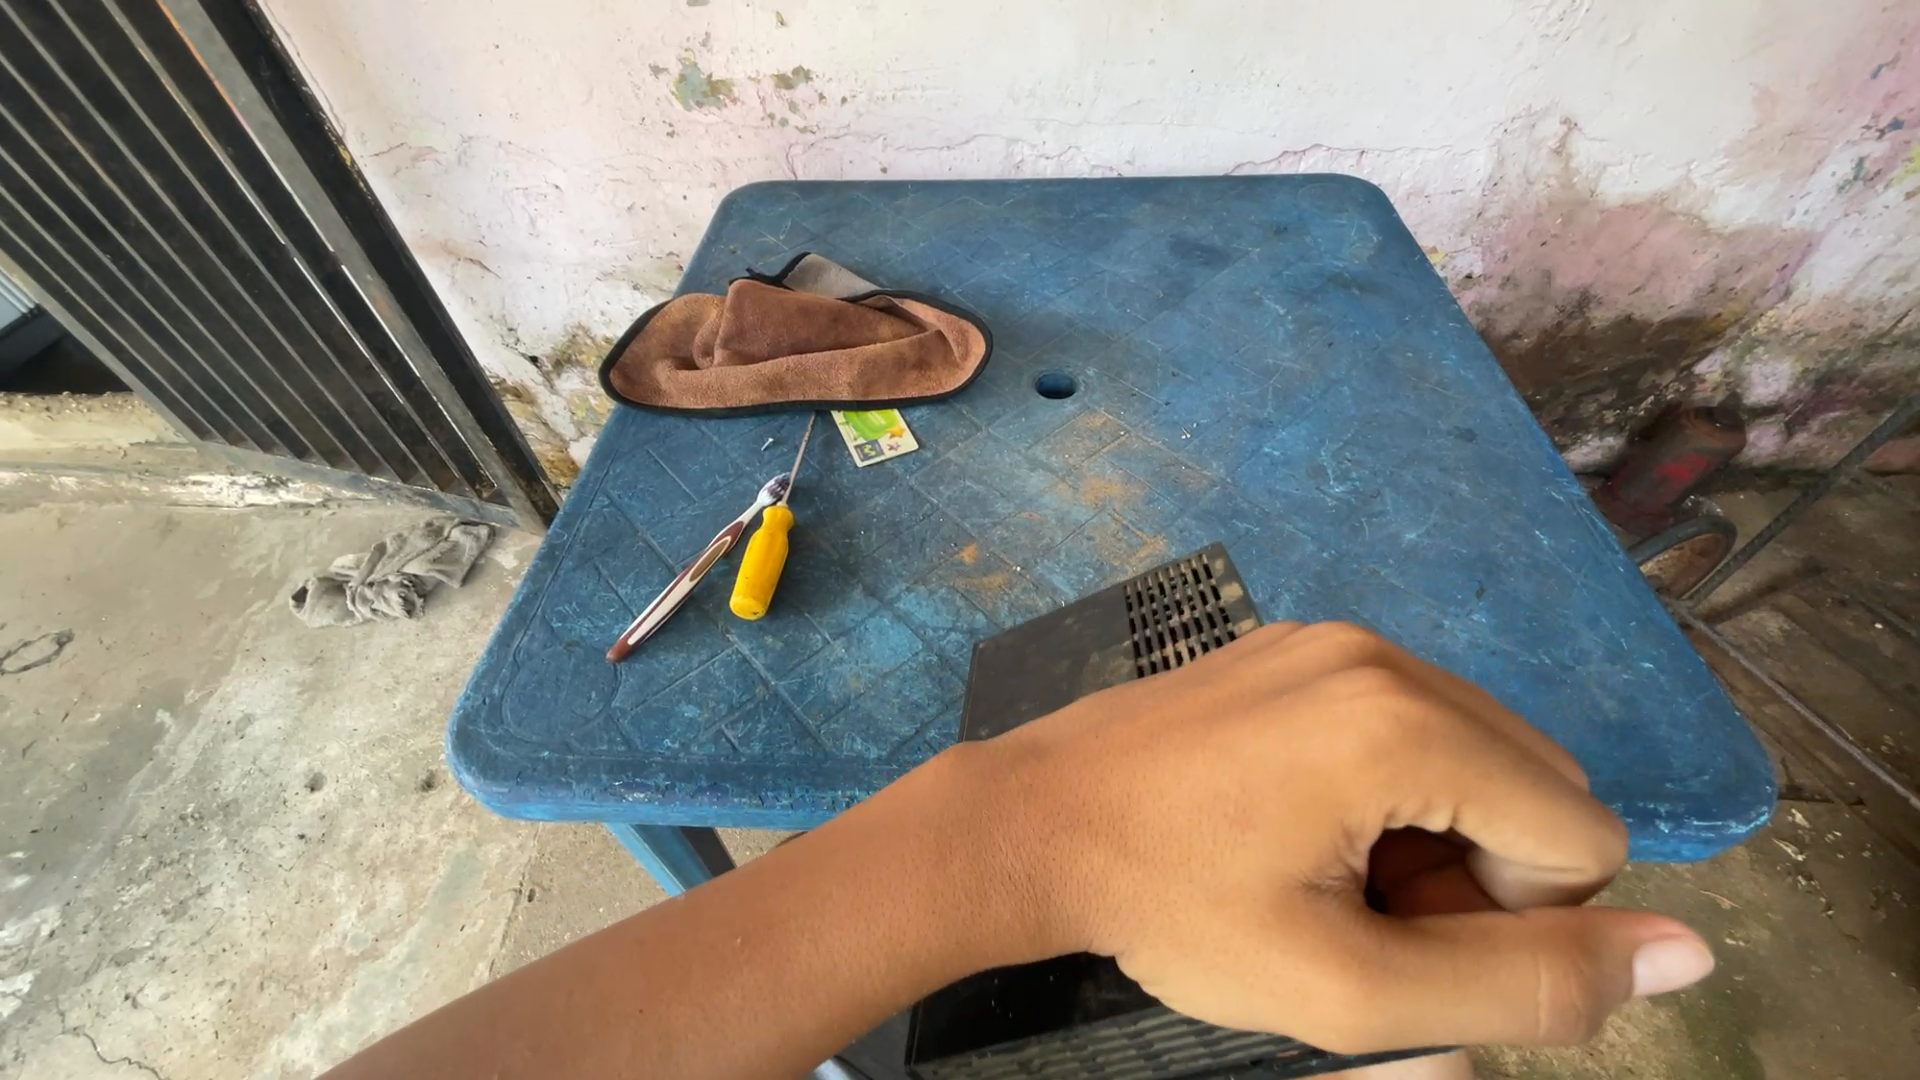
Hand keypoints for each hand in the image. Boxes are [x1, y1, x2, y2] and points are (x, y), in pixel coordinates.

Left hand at [963, 621, 1714, 1053]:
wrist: (1035, 818)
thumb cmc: (1171, 903)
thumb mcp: (1350, 985)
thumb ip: (1529, 986)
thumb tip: (1690, 954)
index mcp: (1401, 718)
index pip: (1581, 833)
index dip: (1514, 916)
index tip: (1395, 930)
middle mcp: (1372, 652)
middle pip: (1529, 777)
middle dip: (1477, 864)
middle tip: (1353, 901)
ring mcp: (1318, 638)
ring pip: (1463, 746)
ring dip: (1427, 823)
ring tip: (1314, 860)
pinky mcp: (1279, 647)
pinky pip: (1389, 712)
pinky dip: (1377, 776)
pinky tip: (1284, 811)